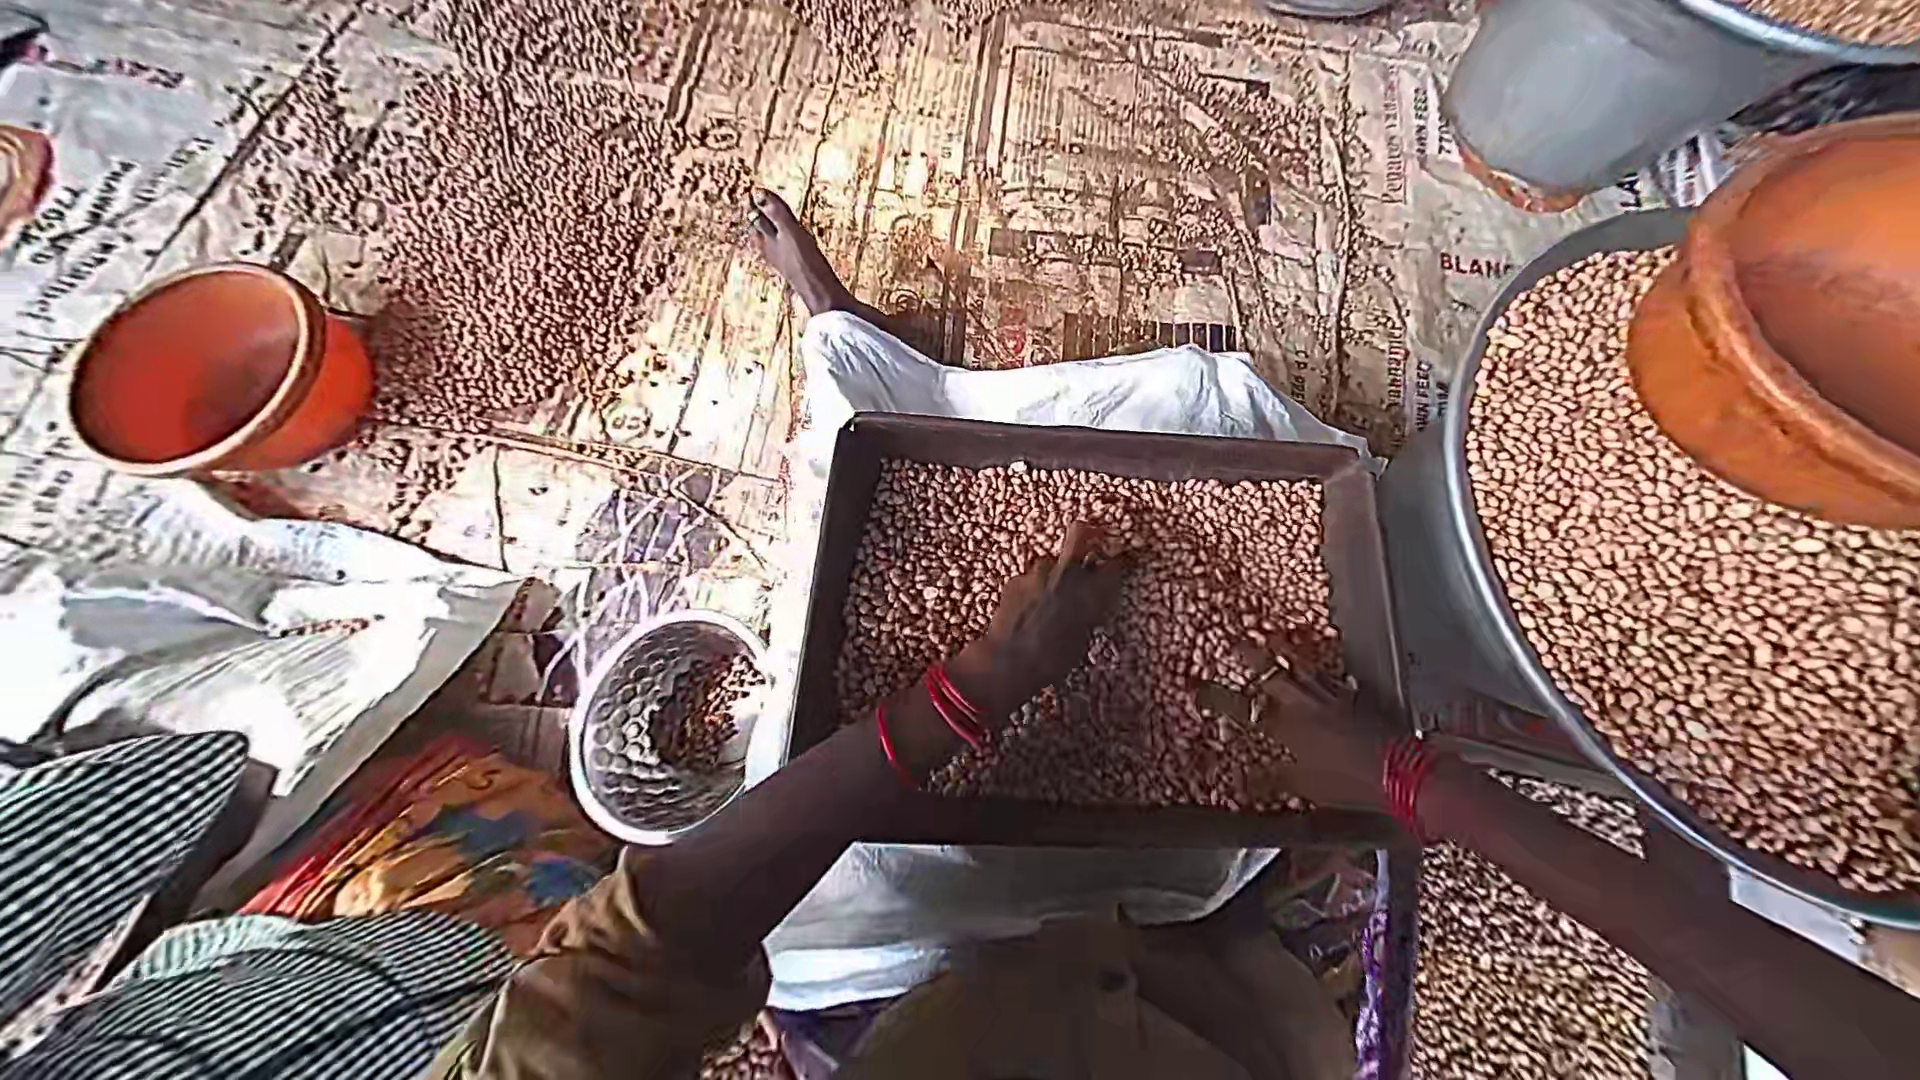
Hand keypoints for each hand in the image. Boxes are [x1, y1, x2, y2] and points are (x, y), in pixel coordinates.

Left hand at [953, 522, 1130, 717]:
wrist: (1011, 661)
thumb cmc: (1051, 660)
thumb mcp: (1082, 639)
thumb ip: (1087, 614)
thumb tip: (1086, 608)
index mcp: (1092, 592)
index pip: (1114, 564)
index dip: (1117, 562)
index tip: (1117, 562)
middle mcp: (1067, 575)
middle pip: (1081, 532)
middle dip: (1088, 532)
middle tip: (1092, 535)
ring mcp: (1039, 574)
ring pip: (1050, 560)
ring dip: (1053, 571)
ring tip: (1049, 593)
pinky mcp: (1016, 580)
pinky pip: (1028, 578)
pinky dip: (1031, 588)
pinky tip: (1027, 607)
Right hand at [1201, 647, 1394, 811]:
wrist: (1406, 774)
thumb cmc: (1349, 783)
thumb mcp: (1306, 787)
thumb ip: (1274, 779)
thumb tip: (1245, 782)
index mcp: (1286, 725)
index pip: (1245, 707)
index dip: (1221, 696)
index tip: (1201, 687)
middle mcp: (1305, 704)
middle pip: (1273, 672)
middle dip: (1252, 657)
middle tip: (1238, 645)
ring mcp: (1333, 698)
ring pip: (1303, 670)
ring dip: (1286, 658)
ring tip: (1274, 645)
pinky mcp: (1358, 699)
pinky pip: (1332, 680)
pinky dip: (1320, 675)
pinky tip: (1321, 676)